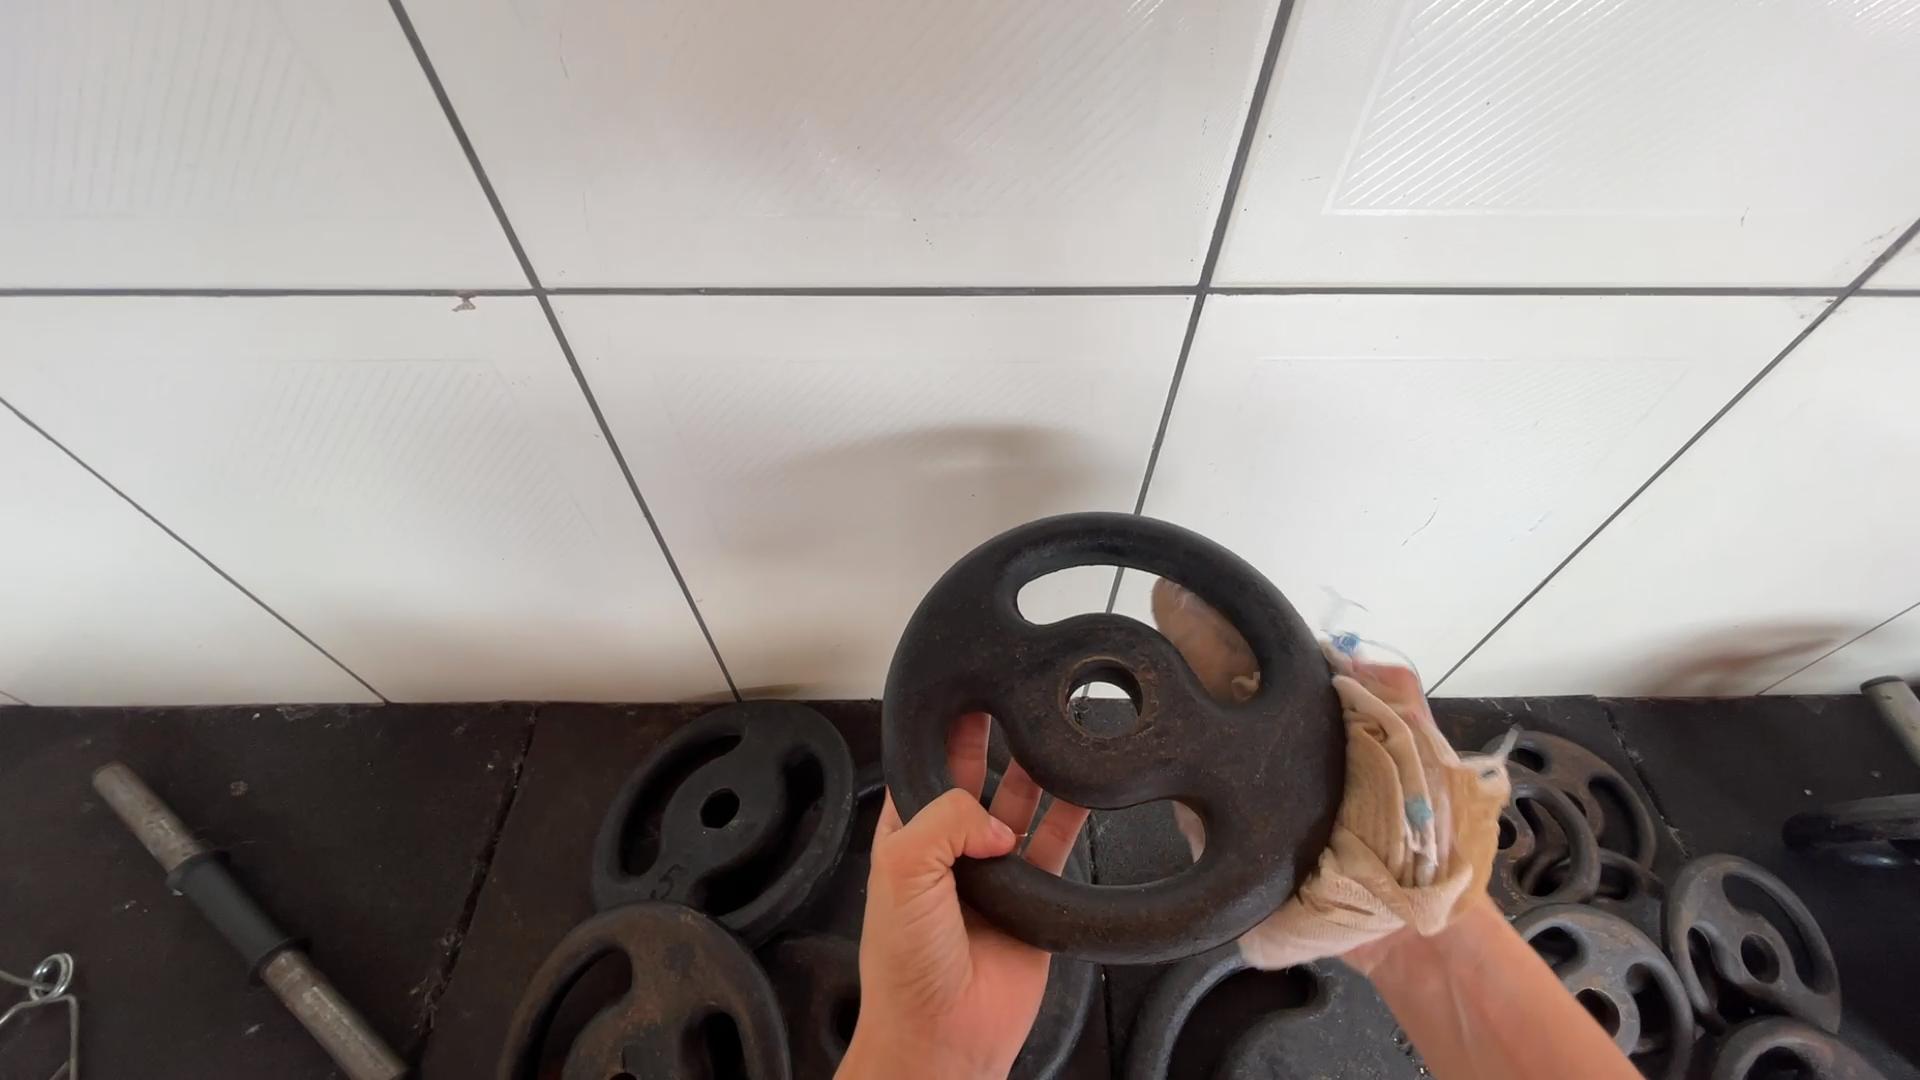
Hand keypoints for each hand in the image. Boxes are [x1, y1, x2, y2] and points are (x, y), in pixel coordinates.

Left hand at [836, 712, 1088, 1079]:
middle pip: (976, 773)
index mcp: (910, 831)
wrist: (943, 1038)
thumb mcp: (902, 872)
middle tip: (1012, 693)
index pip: (927, 763)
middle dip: (992, 735)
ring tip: (1054, 730)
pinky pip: (1056, 840)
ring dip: (1036, 768)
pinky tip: (1083, 786)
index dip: (945, 729)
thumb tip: (998, 822)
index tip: (965, 690)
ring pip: (1021, 800)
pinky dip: (1071, 812)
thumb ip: (946, 821)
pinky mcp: (1033, 891)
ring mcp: (994, 866)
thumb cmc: (904, 964)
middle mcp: (952, 843)